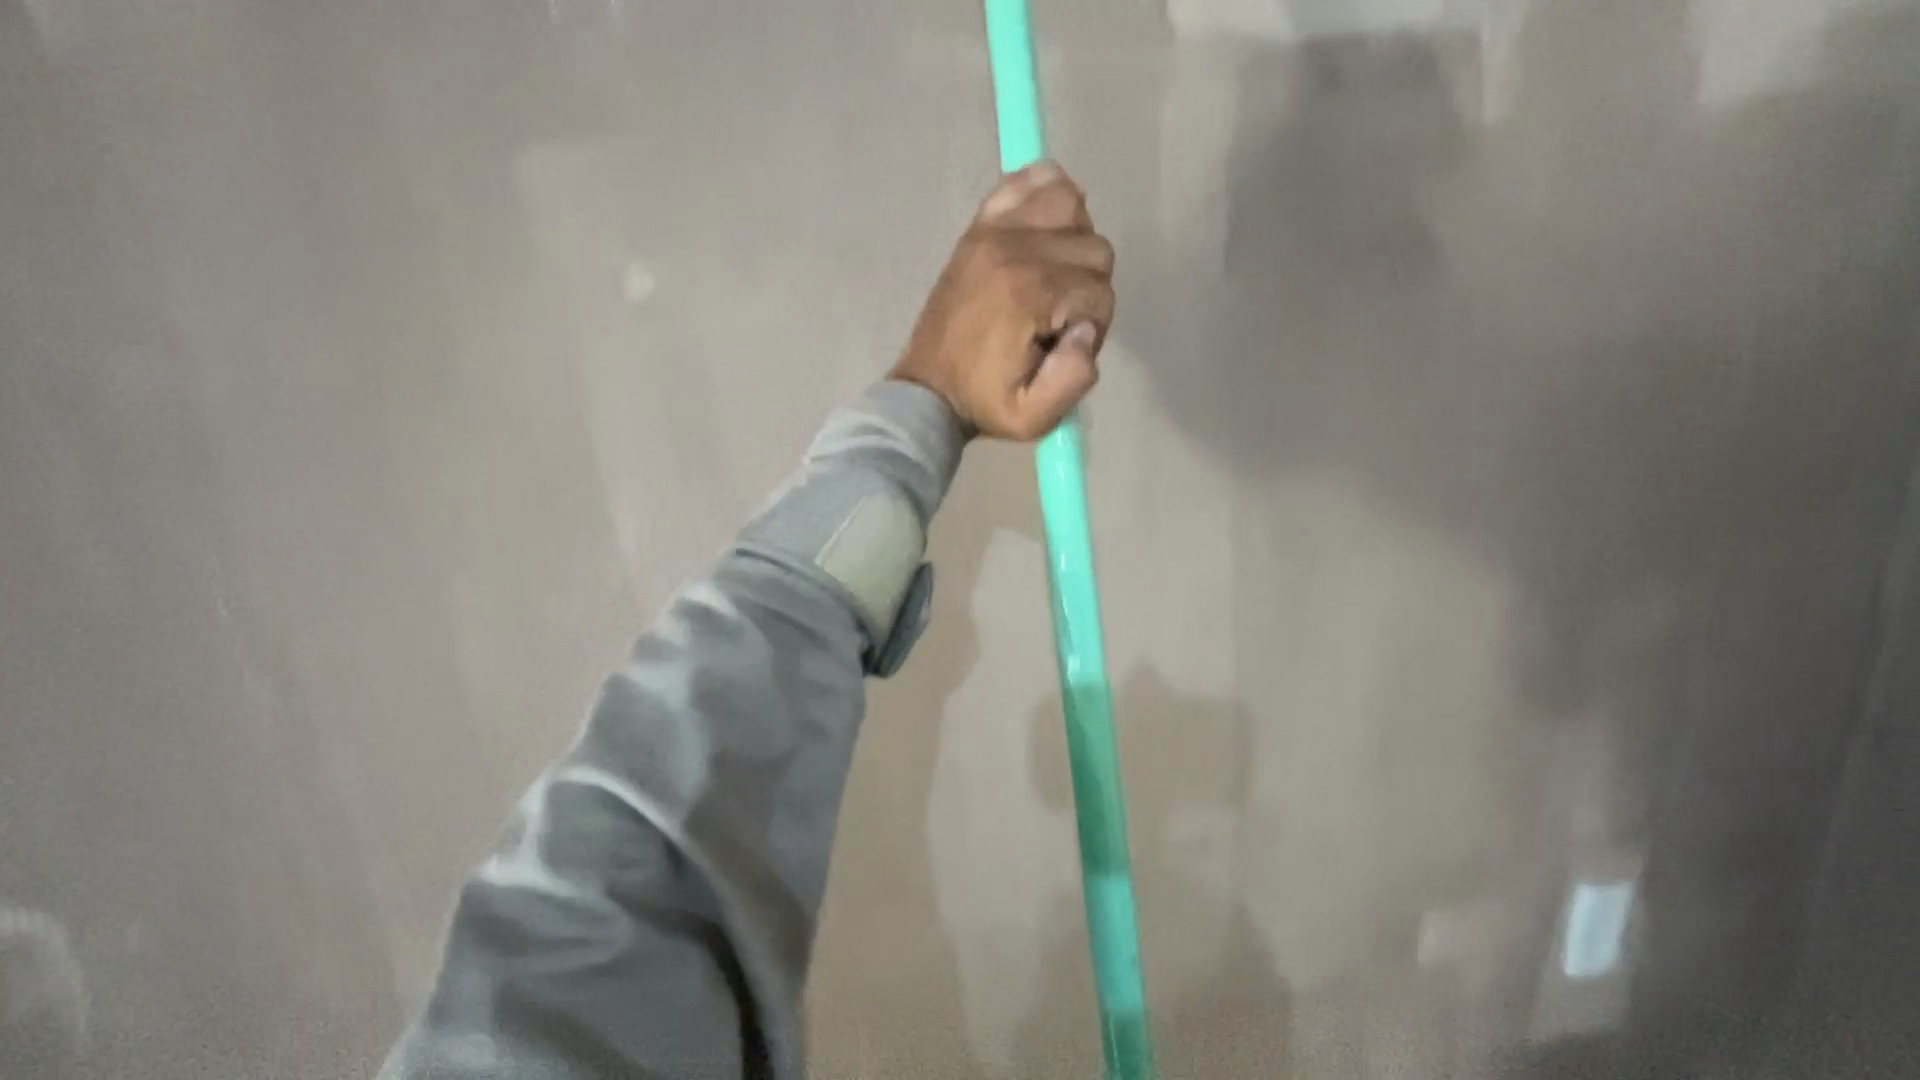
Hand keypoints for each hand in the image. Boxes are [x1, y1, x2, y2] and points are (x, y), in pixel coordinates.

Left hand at [891, 162, 1115, 440]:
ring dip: (1075, 239)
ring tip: (1055, 276)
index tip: (1065, 347)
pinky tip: (1043, 228)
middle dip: (1089, 286)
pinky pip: (1026, 181)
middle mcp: (1013, 250)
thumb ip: (1073, 380)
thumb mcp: (1033, 418)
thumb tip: (1084, 332)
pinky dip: (1045, 193)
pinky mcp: (979, 227)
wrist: (928, 391)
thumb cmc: (983, 402)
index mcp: (1027, 295)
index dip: (1095, 326)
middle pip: (1093, 247)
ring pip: (1070, 204)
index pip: (1100, 291)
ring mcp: (992, 231)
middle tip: (1060, 320)